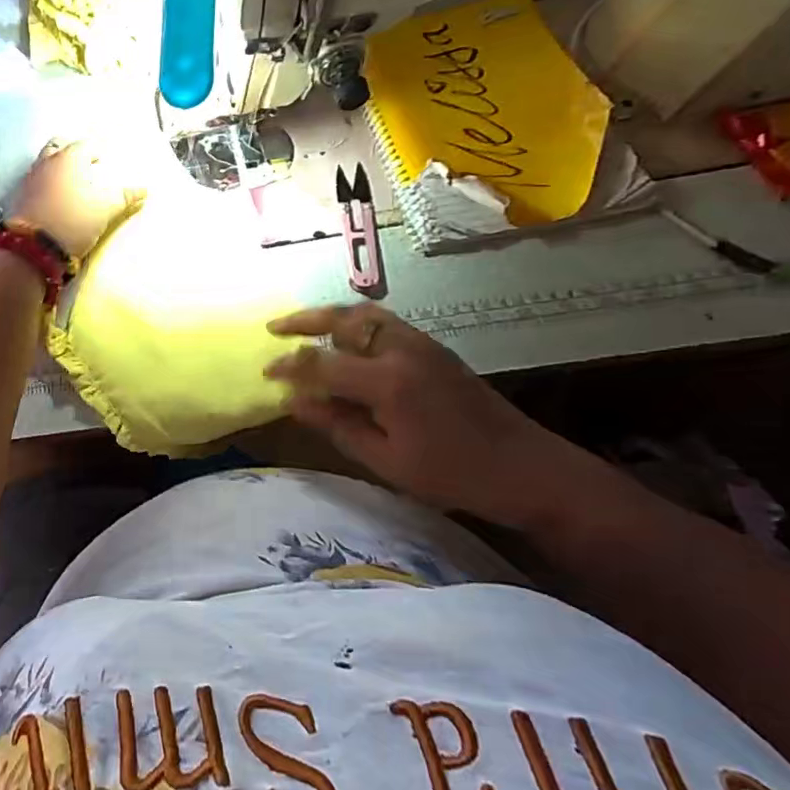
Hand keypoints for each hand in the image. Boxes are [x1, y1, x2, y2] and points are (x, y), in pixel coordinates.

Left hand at [6, 140, 143, 259]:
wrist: (34, 247)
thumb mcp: (105, 210)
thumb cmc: (73, 221)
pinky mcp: (20, 195)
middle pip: (59, 145)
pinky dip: (45, 179)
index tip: (103, 160)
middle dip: (72, 149)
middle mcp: (47, 162)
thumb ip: (125, 197)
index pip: (85, 145)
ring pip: (44, 160)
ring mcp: (30, 177)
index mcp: (69, 159)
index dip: (96, 151)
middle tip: (84, 163)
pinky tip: (54, 194)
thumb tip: (143, 190)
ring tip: (70, 179)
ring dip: (57, 164)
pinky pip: (35, 177)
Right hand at [264, 303, 624, 530]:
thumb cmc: (452, 474)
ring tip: (303, 325)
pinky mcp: (433, 347)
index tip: (265, 373)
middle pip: (343, 321)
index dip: (290, 368)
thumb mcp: (386, 461)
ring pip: (365, 314)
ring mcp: (421, 343)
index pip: (323, 364)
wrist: (523, 466)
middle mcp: (402, 350)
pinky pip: (385, 322)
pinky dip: (356, 322)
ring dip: (330, 316)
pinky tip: (345, 338)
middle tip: (273, 328)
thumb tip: (295, 402)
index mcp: (388, 381)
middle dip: (303, 322)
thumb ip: (337, 425)